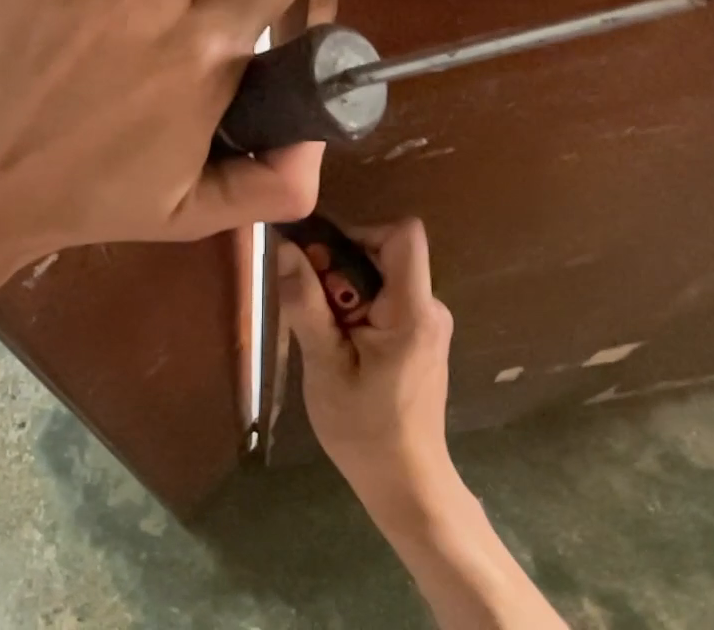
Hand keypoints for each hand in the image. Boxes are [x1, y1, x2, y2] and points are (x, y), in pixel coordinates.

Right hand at [277, 219, 457, 518]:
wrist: (404, 481)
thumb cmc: (364, 427)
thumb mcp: (323, 364)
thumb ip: (305, 303)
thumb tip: (285, 247)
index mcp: (412, 311)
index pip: (403, 234)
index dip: (359, 232)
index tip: (321, 260)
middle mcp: (429, 307)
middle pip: (384, 253)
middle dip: (339, 268)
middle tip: (307, 305)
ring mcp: (427, 323)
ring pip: (379, 277)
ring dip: (342, 291)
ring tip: (319, 332)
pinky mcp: (418, 336)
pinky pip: (383, 299)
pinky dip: (354, 308)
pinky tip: (337, 344)